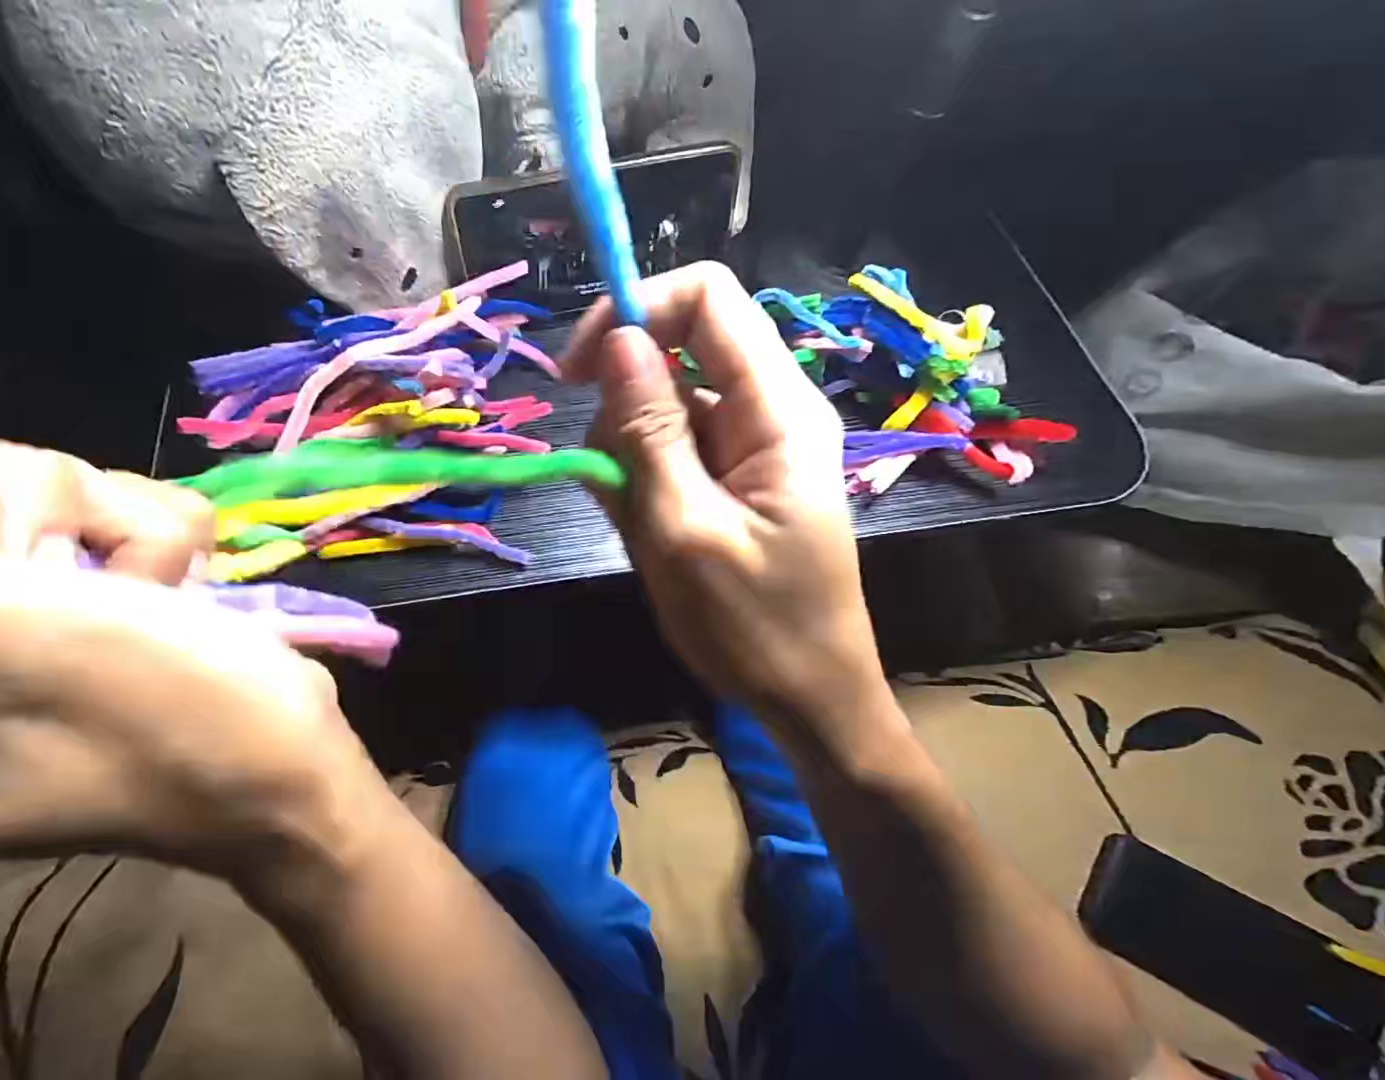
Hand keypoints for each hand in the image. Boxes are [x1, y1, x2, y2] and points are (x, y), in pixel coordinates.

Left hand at [0, 373, 392, 889]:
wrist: (303, 759)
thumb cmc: (171, 722)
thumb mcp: (4, 646)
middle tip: (65, 557)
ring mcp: (15, 623)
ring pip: (15, 490)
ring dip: (100, 519)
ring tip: (159, 585)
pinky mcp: (92, 598)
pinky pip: (98, 510)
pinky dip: (148, 534)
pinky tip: (180, 580)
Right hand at [562, 263, 896, 741]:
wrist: (809, 698)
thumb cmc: (755, 627)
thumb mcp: (685, 531)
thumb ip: (649, 431)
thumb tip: (616, 337)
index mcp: (777, 409)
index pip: (707, 298)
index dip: (635, 310)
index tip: (575, 371)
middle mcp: (769, 410)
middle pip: (679, 351)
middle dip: (624, 403)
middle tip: (613, 481)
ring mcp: (751, 445)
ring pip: (665, 405)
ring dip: (629, 452)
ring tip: (637, 524)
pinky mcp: (733, 478)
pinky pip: (673, 449)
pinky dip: (643, 479)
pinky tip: (647, 530)